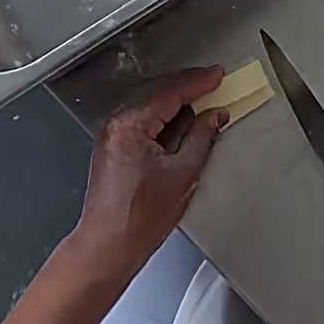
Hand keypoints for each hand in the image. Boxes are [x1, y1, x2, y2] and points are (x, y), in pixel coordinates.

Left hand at [69, 67, 228, 281]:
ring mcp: (111, 130)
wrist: (106, 248)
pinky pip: (140, 112)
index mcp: (130, 125)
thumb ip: (202, 138)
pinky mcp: (112, 142)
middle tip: (213, 80)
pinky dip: (162, 108)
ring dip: (174, 94)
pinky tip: (179, 113)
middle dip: (186, 83)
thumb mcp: (182, 175)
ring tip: (201, 93)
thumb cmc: (142, 218)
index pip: (169, 92)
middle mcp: (116, 121)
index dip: (197, 82)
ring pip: (147, 98)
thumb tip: (215, 114)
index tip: (218, 75)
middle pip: (156, 89)